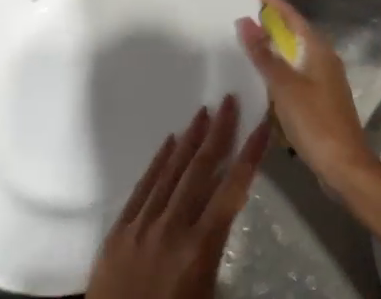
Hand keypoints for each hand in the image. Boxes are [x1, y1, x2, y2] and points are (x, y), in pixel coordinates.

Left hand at [86, 95, 270, 298]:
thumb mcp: (207, 293)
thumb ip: (217, 250)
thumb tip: (228, 212)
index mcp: (201, 248)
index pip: (232, 190)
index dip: (249, 155)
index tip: (261, 125)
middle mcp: (173, 227)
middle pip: (201, 170)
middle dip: (219, 133)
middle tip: (230, 101)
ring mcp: (142, 225)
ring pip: (172, 171)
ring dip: (190, 139)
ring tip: (205, 112)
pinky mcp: (118, 229)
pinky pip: (143, 186)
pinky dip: (159, 162)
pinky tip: (170, 142)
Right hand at [235, 0, 374, 181]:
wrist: (344, 166)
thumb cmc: (315, 122)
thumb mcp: (285, 87)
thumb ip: (264, 55)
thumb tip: (246, 21)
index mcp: (318, 50)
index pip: (292, 16)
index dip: (273, 0)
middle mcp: (324, 59)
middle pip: (295, 31)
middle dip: (273, 19)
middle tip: (246, 7)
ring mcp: (323, 80)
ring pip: (295, 52)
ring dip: (275, 43)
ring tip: (250, 36)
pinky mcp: (319, 99)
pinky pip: (295, 71)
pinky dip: (279, 65)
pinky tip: (264, 74)